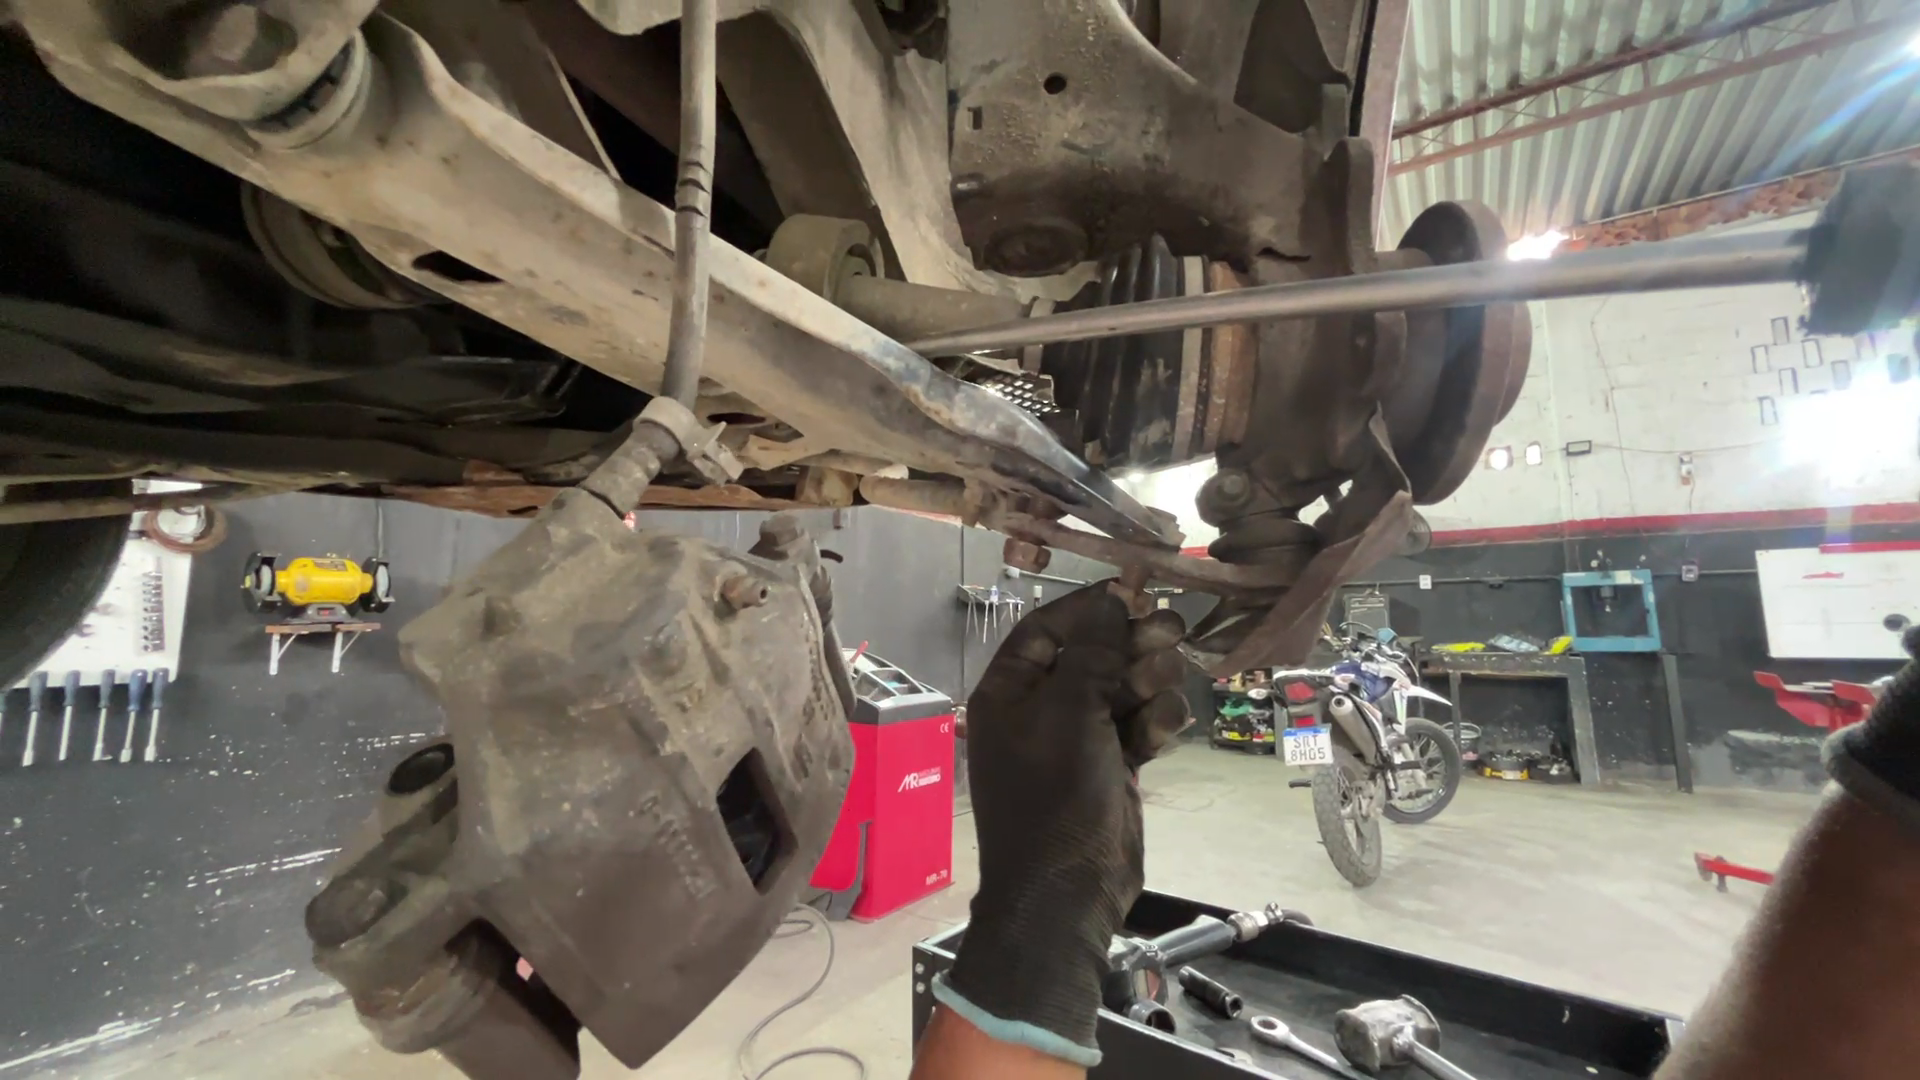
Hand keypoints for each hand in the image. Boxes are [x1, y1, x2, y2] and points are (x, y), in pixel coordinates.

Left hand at [938, 583, 1189, 1062]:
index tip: (1133, 590)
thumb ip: (1093, 652)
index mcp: (1011, 689)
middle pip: (1092, 654)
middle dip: (1130, 643)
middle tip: (1173, 627)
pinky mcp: (1110, 762)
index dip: (1089, 607)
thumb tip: (1111, 598)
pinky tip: (1163, 731)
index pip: (1047, 628)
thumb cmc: (1055, 794)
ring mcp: (1077, 736)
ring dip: (1146, 682)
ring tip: (1161, 686)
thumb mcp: (1071, 714)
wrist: (1067, 893)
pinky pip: (1136, 724)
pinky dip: (1153, 723)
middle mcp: (1041, 706)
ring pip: (1121, 687)